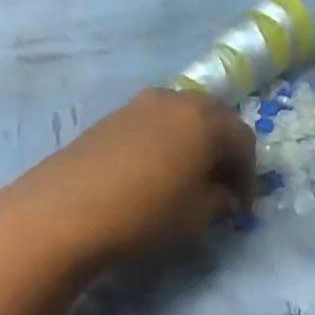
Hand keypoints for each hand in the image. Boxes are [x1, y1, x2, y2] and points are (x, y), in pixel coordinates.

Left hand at [0, 88, 255, 264]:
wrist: (67, 211)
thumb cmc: (145, 214)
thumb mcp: (195, 215)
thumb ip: (220, 201)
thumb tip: (226, 196)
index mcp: (205, 119)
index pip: (243, 140)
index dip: (248, 176)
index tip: (243, 207)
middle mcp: (175, 99)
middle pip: (213, 120)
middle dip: (222, 154)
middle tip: (221, 188)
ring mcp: (138, 104)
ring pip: (180, 120)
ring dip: (192, 147)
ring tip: (188, 182)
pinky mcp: (110, 118)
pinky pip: (152, 126)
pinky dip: (165, 146)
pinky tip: (155, 175)